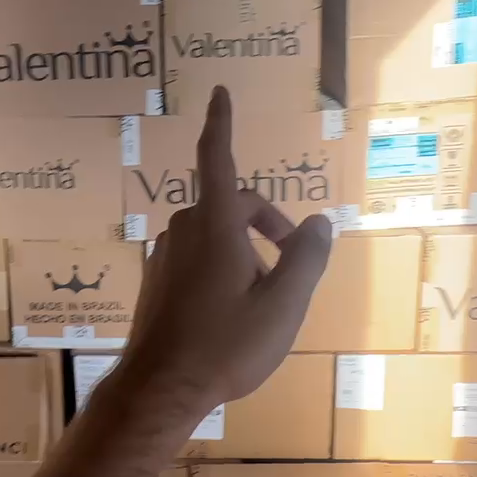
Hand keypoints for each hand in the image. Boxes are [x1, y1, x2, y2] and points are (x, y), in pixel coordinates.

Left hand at [111, 86, 332, 421]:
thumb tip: (319, 221)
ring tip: (265, 294)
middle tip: (293, 260)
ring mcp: (166, 250)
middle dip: (267, 221)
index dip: (220, 122)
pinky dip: (223, 262)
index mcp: (214, 224)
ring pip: (215, 229)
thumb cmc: (226, 344)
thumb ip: (304, 258)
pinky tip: (232, 306)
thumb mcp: (282, 305)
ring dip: (245, 246)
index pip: (217, 157)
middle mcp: (185, 227)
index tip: (219, 91)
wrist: (161, 385)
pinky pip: (197, 251)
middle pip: (231, 201)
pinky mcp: (157, 272)